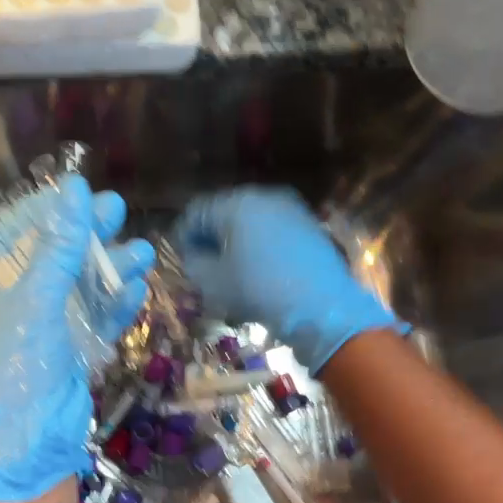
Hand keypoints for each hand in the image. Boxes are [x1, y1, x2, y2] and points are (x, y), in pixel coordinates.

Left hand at [0, 177, 154, 502]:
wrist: (26, 454)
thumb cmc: (14, 374)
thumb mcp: (33, 306)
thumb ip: (57, 250)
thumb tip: (74, 191)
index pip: (9, 236)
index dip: (44, 211)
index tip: (78, 191)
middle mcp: (10, 306)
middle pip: (50, 258)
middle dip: (84, 235)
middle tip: (118, 209)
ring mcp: (43, 332)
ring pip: (79, 289)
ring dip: (109, 270)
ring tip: (142, 251)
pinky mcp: (70, 356)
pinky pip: (94, 322)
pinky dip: (114, 306)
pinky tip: (136, 289)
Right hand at [176, 187, 406, 373]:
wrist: (321, 306)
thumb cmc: (257, 290)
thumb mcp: (212, 282)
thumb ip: (193, 264)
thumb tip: (193, 256)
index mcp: (236, 204)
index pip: (197, 212)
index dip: (183, 236)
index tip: (181, 260)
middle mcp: (264, 197)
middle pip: (225, 212)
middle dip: (210, 237)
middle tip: (203, 265)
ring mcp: (291, 209)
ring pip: (250, 220)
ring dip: (235, 241)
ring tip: (230, 270)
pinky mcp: (309, 225)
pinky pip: (272, 229)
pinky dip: (259, 244)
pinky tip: (257, 269)